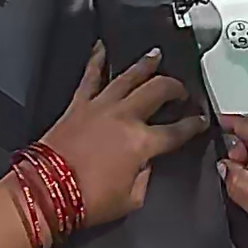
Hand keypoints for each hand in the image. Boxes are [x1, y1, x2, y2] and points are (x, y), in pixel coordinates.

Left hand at [36, 44, 210, 227]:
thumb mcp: (131, 199)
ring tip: (156, 56)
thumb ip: (145, 177)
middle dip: (175, 88)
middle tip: (181, 90)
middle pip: (158, 91)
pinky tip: (101, 48)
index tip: (200, 121)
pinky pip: (90, 76)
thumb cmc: (87, 200)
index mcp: (142, 143)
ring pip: (128, 76)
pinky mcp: (78, 105)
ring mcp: (100, 107)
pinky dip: (96, 60)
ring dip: (146, 65)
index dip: (193, 125)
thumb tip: (145, 164)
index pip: (177, 130)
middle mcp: (124, 118)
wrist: (47, 191)